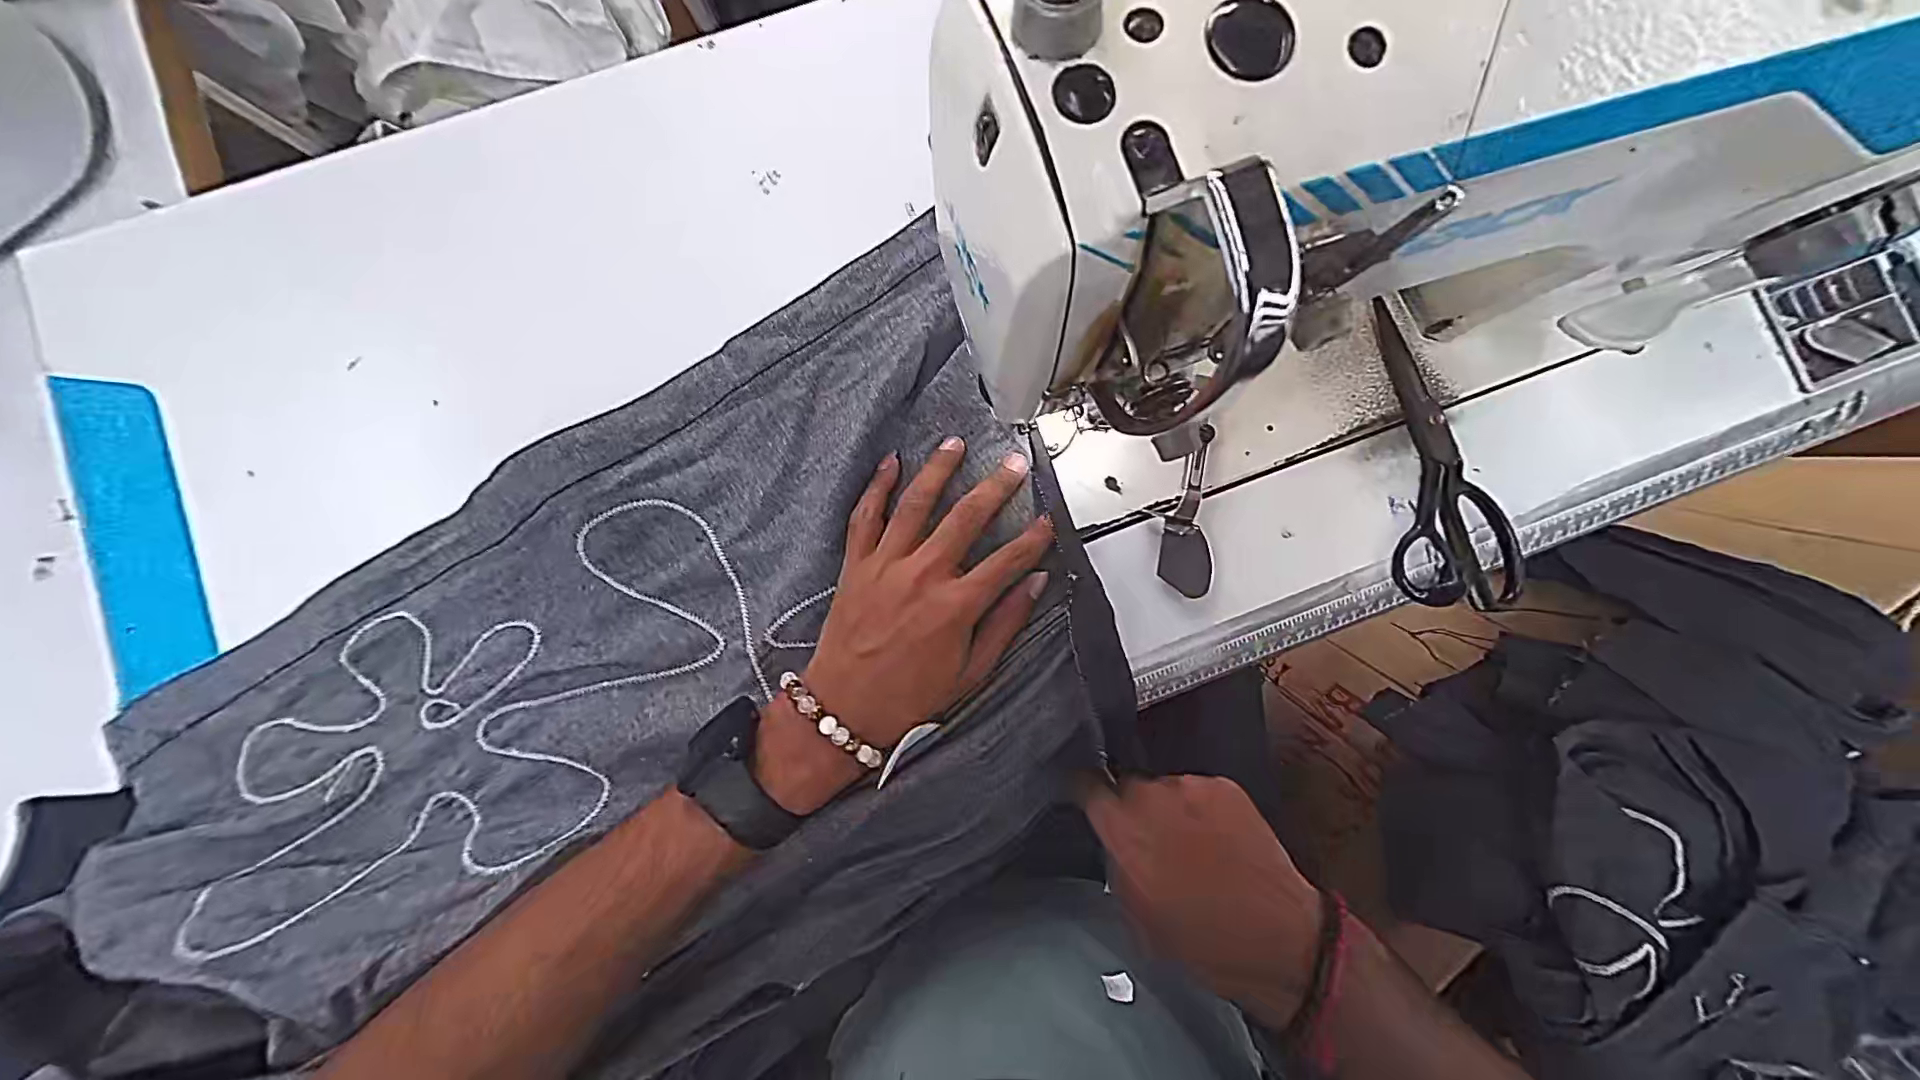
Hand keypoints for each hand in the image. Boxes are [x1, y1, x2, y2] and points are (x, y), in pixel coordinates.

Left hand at [754, 437, 1052, 812]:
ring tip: (954, 444)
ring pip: (915, 504)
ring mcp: (886, 566)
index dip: (1033, 538)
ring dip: (938, 470)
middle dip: (995, 487)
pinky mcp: (857, 566)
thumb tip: (1032, 587)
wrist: (844, 709)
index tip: (1046, 522)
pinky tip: (890, 464)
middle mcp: (922, 577)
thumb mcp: (970, 672)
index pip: (1007, 560)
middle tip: (1012, 465)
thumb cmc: (906, 697)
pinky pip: (865, 516)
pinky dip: (876, 487)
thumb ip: (1004, 624)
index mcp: (955, 607)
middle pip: (966, 518)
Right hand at [1080, 774, 1323, 1026]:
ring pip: (1166, 788)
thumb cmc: (1205, 941)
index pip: (1085, 783)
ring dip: (1172, 809)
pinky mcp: (1224, 786)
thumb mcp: (1136, 912)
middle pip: (1128, 784)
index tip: (1090, 798)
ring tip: (1195, 846)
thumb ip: (1115, 861)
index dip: (1086, 791)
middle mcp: (1151, 798)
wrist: (1279, 941)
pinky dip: (1203, 809)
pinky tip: (1218, 840)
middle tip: (1154, 841)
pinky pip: (1199, 790)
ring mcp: (1190, 788)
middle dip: (1135, 808)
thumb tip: (1112, 841)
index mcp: (1122, 829)